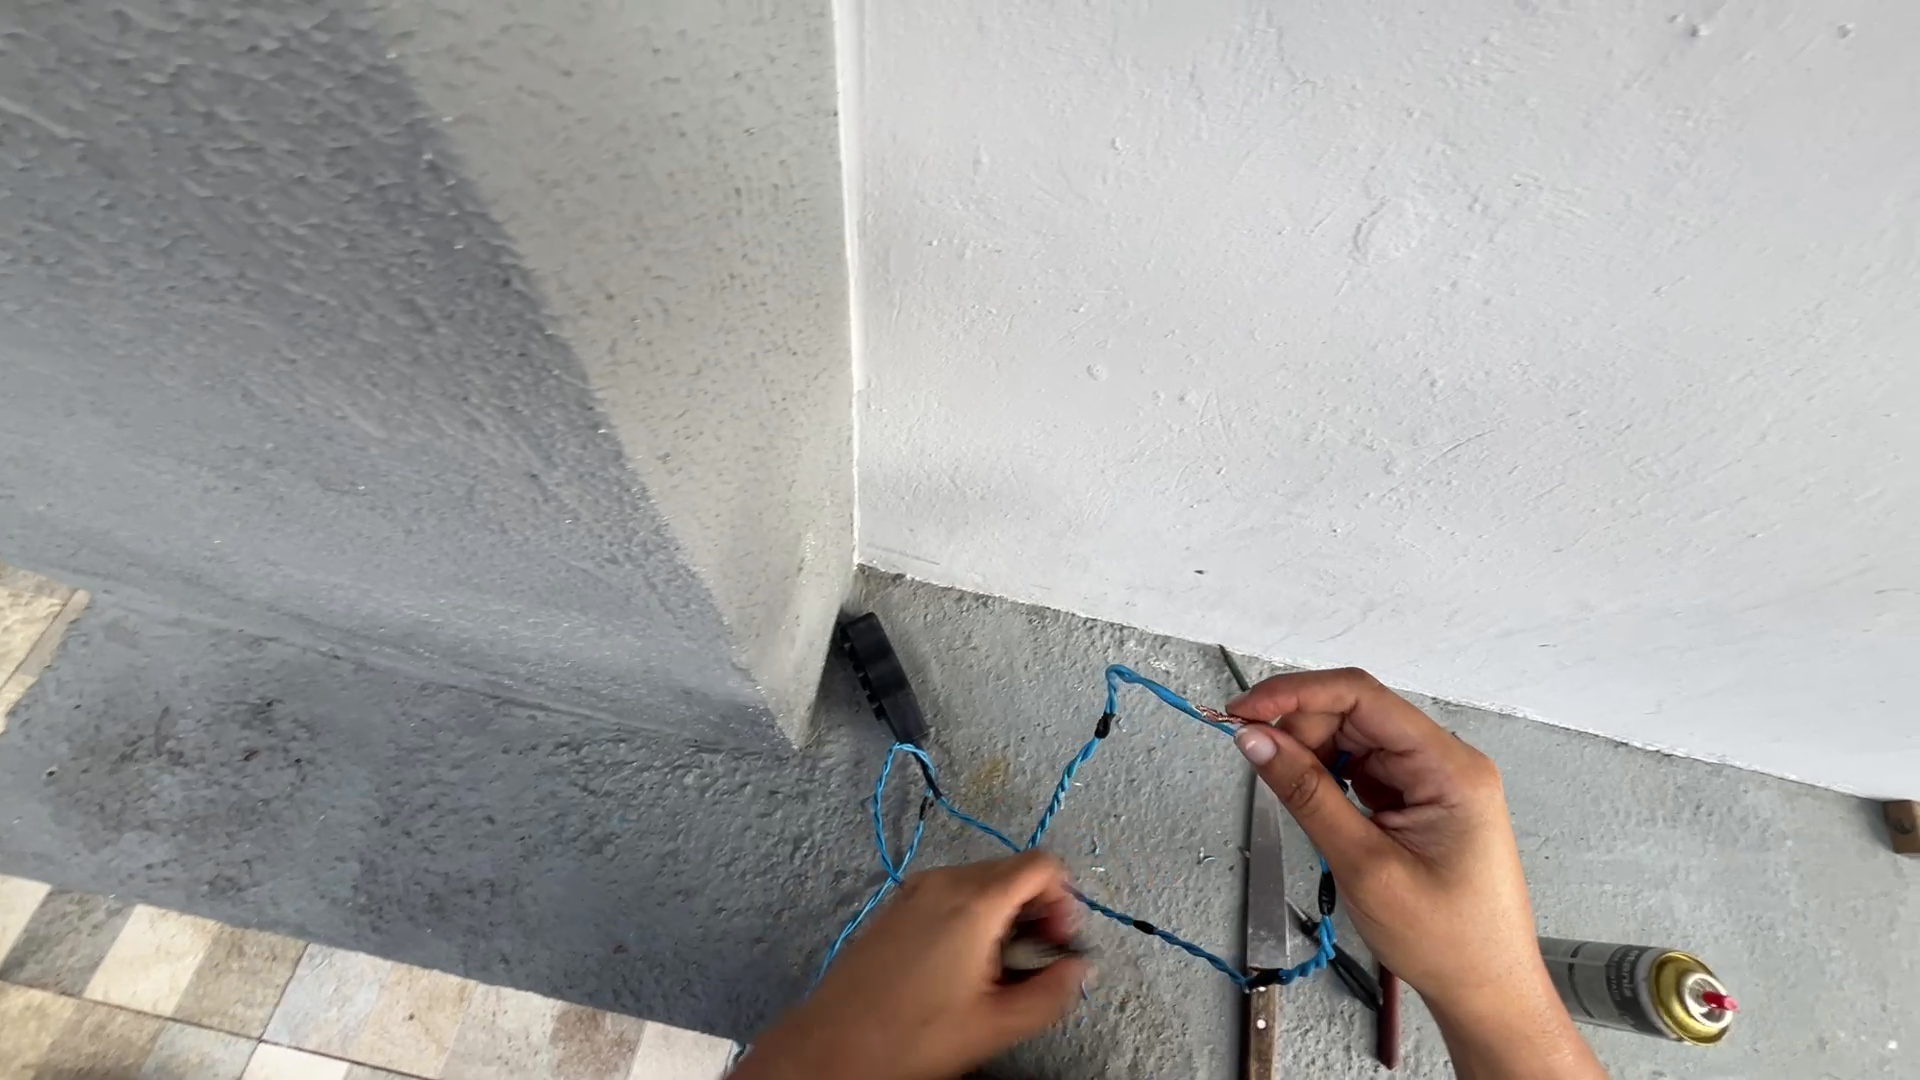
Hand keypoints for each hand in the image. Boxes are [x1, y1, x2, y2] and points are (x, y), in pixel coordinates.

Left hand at [734, 850, 1087, 1079]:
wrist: (832, 1042)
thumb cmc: (912, 1035)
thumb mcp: (995, 1024)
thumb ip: (1050, 992)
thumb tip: (1080, 966)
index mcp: (975, 901)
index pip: (1041, 864)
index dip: (1064, 898)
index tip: (1060, 940)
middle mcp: (946, 879)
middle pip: (1013, 868)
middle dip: (1037, 907)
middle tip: (1037, 957)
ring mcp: (918, 886)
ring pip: (984, 878)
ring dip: (1006, 910)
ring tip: (1000, 965)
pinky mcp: (900, 901)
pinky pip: (954, 889)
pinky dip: (974, 910)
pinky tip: (964, 959)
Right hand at [1228, 668, 1605, 1079]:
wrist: (1488, 996)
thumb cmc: (1442, 938)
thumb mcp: (1363, 864)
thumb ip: (1305, 793)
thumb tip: (1252, 737)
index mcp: (1447, 766)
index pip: (1361, 696)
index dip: (1295, 692)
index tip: (1241, 710)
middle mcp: (1441, 758)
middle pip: (1352, 712)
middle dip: (1298, 728)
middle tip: (1258, 759)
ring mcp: (1427, 776)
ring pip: (1349, 735)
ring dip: (1307, 750)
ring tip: (1288, 789)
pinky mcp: (1412, 794)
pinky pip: (1356, 762)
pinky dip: (1322, 771)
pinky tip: (1310, 795)